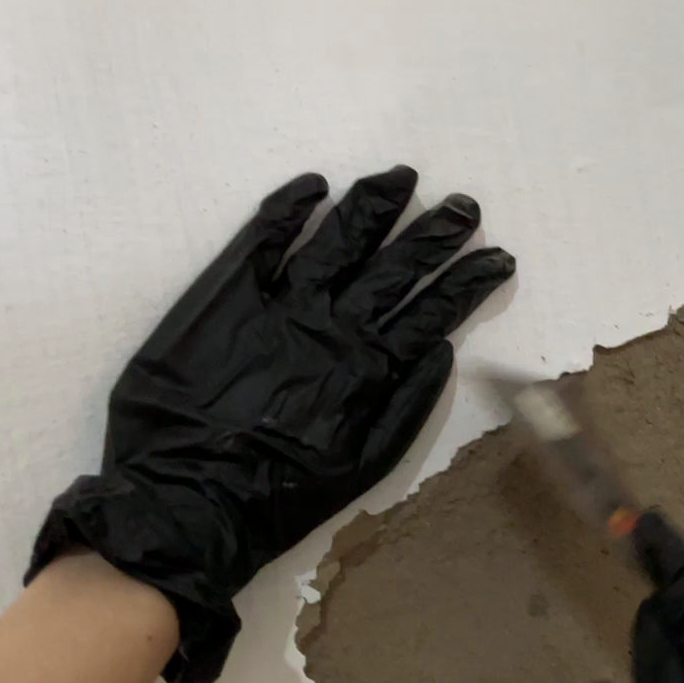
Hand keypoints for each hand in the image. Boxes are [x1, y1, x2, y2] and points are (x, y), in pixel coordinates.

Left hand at [28, 167, 513, 682]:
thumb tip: (445, 351)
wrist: (183, 505)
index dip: (471, 282)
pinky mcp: (222, 297)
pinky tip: (315, 184)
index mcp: (368, 367)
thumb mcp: (367, 466)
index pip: (435, 312)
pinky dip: (287, 208)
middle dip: (436, 233)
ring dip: (375, 206)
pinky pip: (259, 239)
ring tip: (402, 177)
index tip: (500, 258)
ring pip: (338, 240)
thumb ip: (409, 406)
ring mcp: (276, 305)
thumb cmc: (283, 494)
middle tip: (465, 205)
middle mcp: (331, 325)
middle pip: (396, 267)